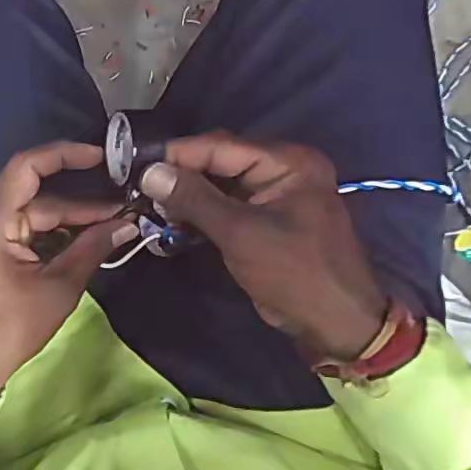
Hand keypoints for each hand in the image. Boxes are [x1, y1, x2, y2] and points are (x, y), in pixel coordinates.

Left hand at [0, 142, 138, 397]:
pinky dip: (53, 234)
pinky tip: (85, 239)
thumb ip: (92, 249)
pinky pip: (24, 230)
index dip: (63, 154)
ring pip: (33, 215)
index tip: (100, 156)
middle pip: (36, 197)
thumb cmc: (12, 329)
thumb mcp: (59, 288)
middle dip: (81, 204)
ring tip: (113, 225)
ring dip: (70, 221)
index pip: (25, 168)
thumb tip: (127, 224)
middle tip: (123, 209)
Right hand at [139, 133, 387, 360]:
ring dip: (185, 195)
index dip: (177, 153)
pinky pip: (223, 205)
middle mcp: (281, 170)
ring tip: (149, 206)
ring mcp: (272, 195)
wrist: (333, 323)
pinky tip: (170, 221)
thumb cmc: (294, 273)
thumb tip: (150, 172)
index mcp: (288, 162)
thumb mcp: (240, 233)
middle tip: (138, 186)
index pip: (221, 145)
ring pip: (217, 184)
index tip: (136, 164)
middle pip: (218, 161)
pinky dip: (198, 212)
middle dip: (179, 174)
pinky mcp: (262, 219)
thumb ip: (194, 199)